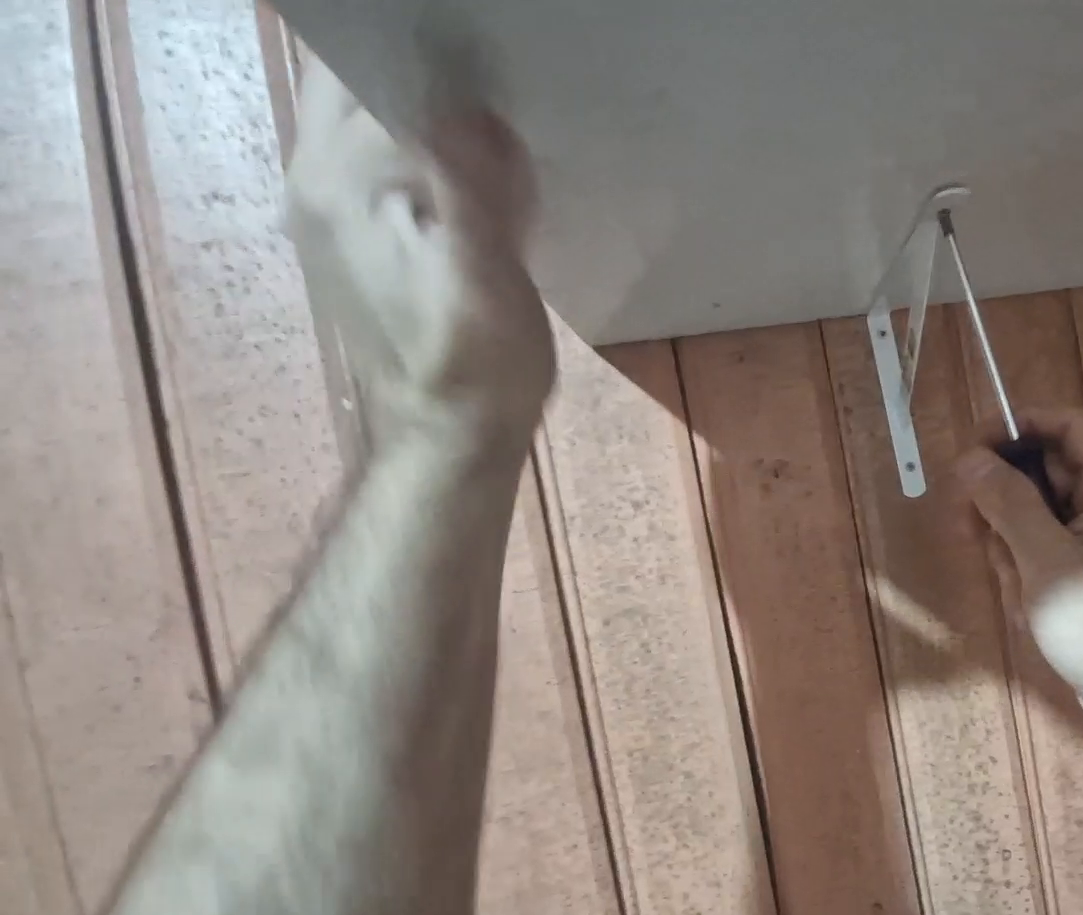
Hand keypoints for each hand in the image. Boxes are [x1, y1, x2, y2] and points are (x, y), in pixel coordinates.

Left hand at [285, 61, 554, 454]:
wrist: (449, 439)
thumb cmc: (476, 371)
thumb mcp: (485, 284)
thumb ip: (470, 193)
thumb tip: (475, 111)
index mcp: (341, 180)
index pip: (362, 63)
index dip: (428, 48)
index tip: (491, 54)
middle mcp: (317, 179)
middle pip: (359, 82)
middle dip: (431, 71)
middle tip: (507, 83)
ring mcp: (334, 208)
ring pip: (373, 117)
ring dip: (435, 108)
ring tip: (503, 121)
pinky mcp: (363, 235)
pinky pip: (388, 158)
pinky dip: (433, 146)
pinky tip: (484, 172)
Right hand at [958, 409, 1082, 714]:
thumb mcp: (1046, 560)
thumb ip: (1008, 503)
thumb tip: (970, 458)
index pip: (1069, 426)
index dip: (1019, 425)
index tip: (972, 446)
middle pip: (1045, 472)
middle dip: (1002, 497)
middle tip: (965, 527)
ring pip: (1037, 514)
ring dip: (1010, 543)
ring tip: (1012, 585)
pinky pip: (1045, 548)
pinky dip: (1025, 568)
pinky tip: (1025, 604)